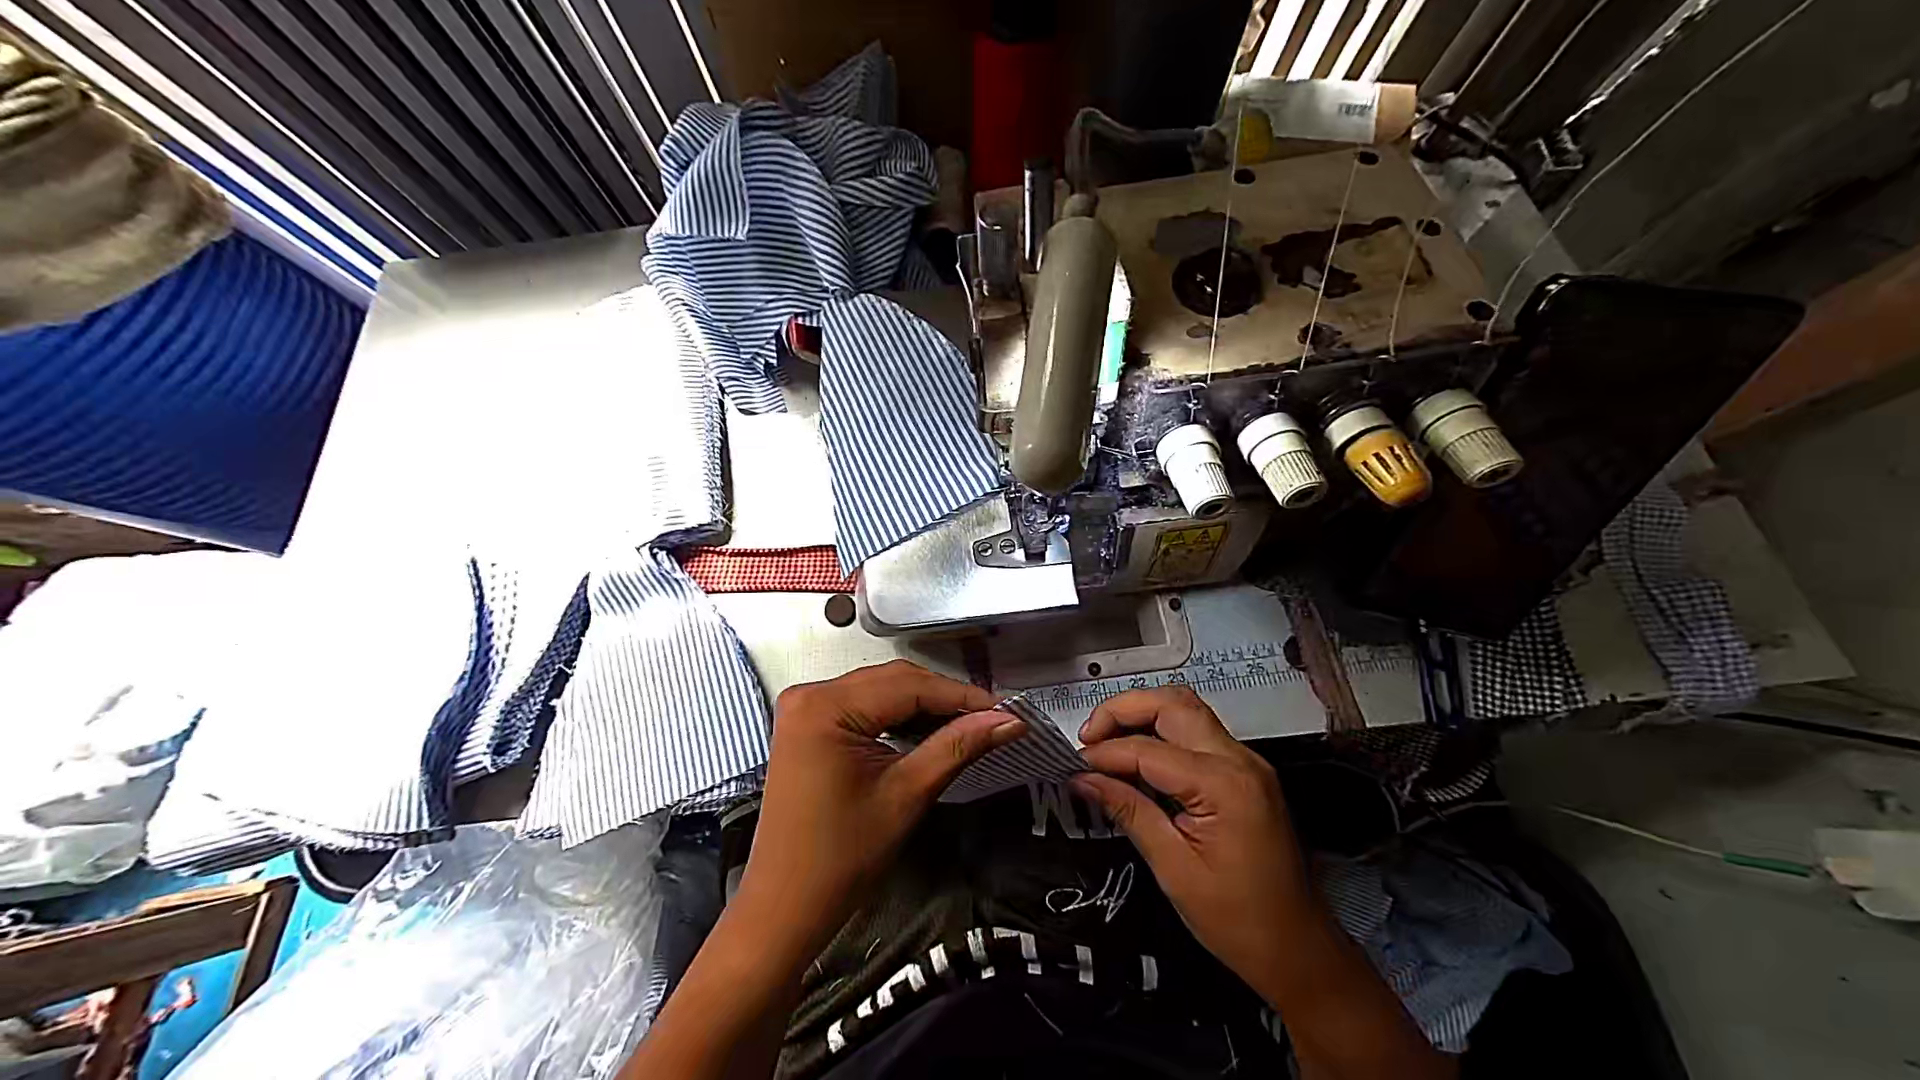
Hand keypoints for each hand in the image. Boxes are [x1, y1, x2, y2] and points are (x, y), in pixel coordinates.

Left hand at [734, 660, 1023, 961]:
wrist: (785, 906)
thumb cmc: (841, 857)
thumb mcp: (905, 795)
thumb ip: (957, 747)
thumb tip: (1008, 721)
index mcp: (825, 706)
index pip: (908, 685)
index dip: (961, 696)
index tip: (1005, 710)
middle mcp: (809, 694)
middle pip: (893, 681)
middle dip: (944, 698)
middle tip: (992, 719)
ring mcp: (804, 708)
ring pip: (879, 689)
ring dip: (923, 704)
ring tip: (968, 724)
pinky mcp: (807, 725)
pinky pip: (862, 705)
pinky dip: (896, 714)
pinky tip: (928, 729)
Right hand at [1069, 686, 1315, 1002]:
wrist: (1299, 949)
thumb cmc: (1241, 921)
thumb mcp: (1174, 869)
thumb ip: (1129, 812)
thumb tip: (1085, 780)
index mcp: (1225, 785)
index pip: (1148, 749)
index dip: (1104, 755)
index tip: (1075, 768)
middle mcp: (1241, 761)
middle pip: (1172, 703)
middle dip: (1123, 710)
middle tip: (1088, 737)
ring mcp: (1247, 763)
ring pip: (1186, 709)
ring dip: (1142, 714)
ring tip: (1106, 741)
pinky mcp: (1246, 773)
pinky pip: (1198, 733)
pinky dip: (1161, 732)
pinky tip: (1137, 758)